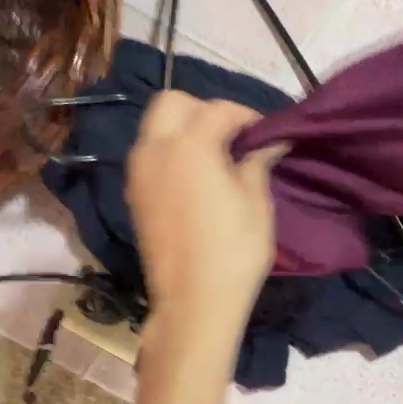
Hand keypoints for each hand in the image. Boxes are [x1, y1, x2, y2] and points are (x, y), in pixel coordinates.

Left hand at [125, 93, 288, 363]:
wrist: (194, 301)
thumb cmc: (235, 253)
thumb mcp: (258, 206)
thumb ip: (257, 164)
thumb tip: (268, 142)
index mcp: (191, 146)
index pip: (219, 110)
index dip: (247, 116)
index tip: (267, 135)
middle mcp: (156, 148)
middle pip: (173, 102)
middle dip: (205, 111)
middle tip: (234, 138)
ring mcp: (138, 171)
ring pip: (156, 126)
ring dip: (184, 129)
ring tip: (216, 158)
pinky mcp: (134, 193)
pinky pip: (150, 154)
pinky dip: (172, 152)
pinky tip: (197, 179)